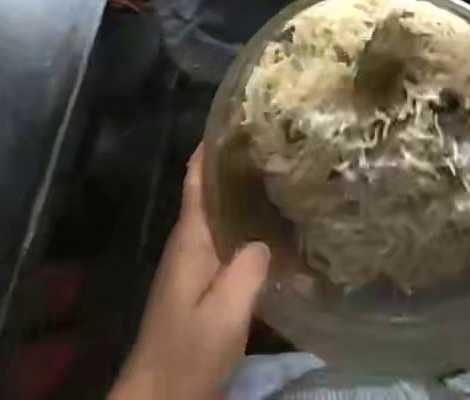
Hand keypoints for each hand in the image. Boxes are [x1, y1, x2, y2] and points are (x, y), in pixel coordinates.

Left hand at [109, 145, 270, 399]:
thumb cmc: (188, 352)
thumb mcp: (226, 312)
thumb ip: (249, 269)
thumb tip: (264, 240)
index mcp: (190, 237)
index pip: (198, 177)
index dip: (213, 145)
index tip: (240, 118)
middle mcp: (190, 241)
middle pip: (212, 190)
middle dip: (238, 164)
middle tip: (278, 144)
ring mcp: (194, 263)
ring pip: (221, 214)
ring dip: (244, 194)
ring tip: (282, 176)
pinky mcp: (202, 283)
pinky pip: (227, 239)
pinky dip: (247, 224)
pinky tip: (272, 228)